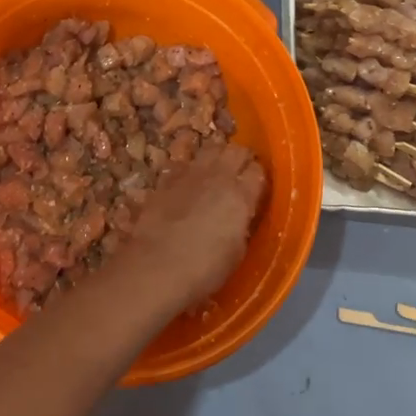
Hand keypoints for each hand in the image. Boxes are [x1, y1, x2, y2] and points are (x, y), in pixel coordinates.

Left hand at [119, 144, 265, 307]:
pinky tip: (188, 175)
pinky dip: (190, 163)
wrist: (158, 264)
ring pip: (211, 147)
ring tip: (216, 168)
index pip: (257, 171)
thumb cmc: (204, 268)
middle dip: (241, 158)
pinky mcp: (168, 176)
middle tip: (240, 173)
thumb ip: (241, 224)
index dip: (258, 177)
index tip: (256, 186)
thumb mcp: (236, 251)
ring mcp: (191, 172)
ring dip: (217, 155)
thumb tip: (239, 215)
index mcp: (240, 196)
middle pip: (236, 151)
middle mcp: (218, 176)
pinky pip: (184, 159)